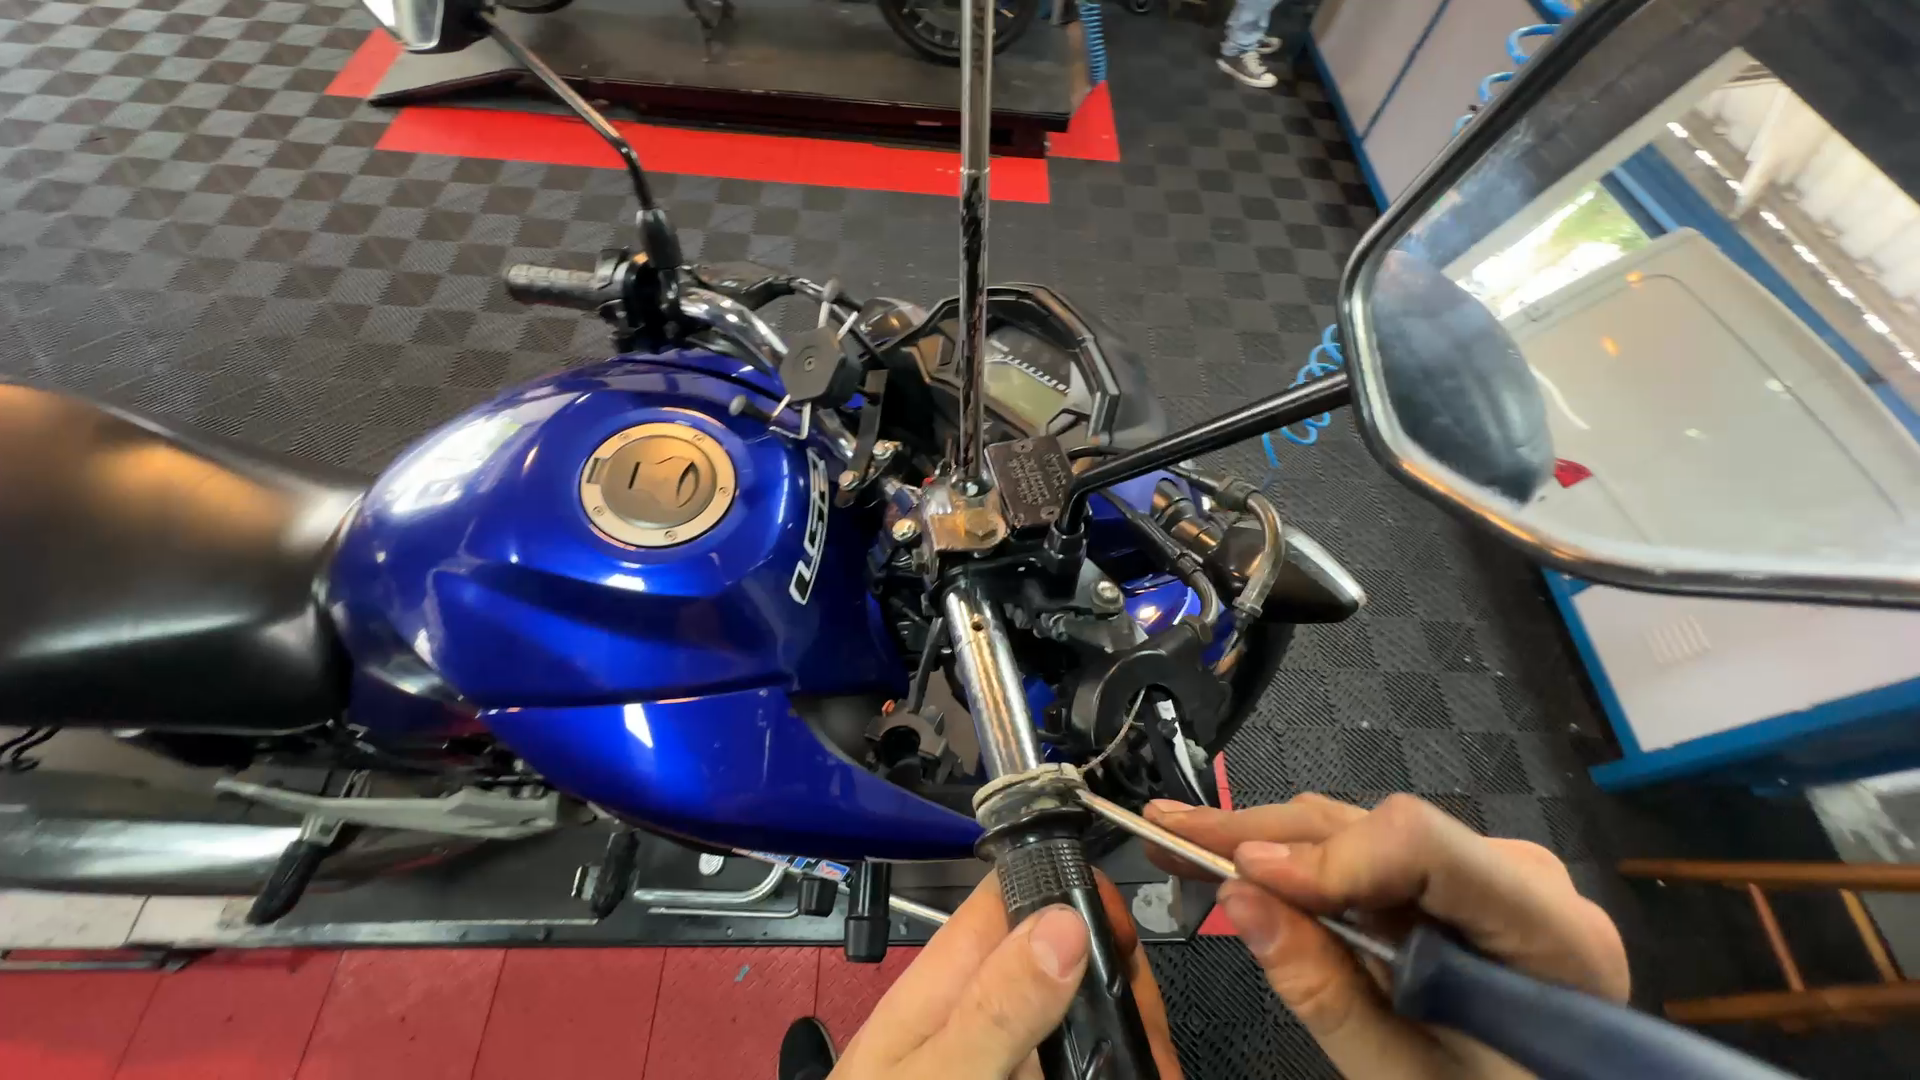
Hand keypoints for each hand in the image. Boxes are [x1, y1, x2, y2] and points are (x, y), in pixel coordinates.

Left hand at [834, 870, 1182, 1079]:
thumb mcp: (937, 1076)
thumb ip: (995, 1007)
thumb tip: (1064, 919)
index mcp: (950, 975)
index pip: (1015, 892)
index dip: (1074, 891)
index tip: (1125, 933)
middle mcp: (982, 1002)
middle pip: (1064, 949)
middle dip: (1117, 974)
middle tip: (1149, 1031)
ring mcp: (1008, 1048)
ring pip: (1083, 1007)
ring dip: (1129, 1026)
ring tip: (1156, 1066)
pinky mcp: (1023, 1072)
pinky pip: (1080, 1057)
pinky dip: (1117, 1062)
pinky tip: (1141, 1072)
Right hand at [1144, 793, 1627, 1078]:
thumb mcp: (1406, 1078)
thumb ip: (1323, 989)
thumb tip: (1236, 895)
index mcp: (1543, 929)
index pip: (1420, 845)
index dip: (1323, 854)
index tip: (1241, 876)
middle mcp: (1515, 871)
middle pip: (1369, 827)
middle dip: (1260, 835)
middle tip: (1166, 832)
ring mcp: (1483, 865)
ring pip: (1352, 830)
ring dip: (1263, 841)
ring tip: (1183, 842)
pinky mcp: (1448, 874)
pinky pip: (1357, 850)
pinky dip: (1292, 861)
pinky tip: (1236, 858)